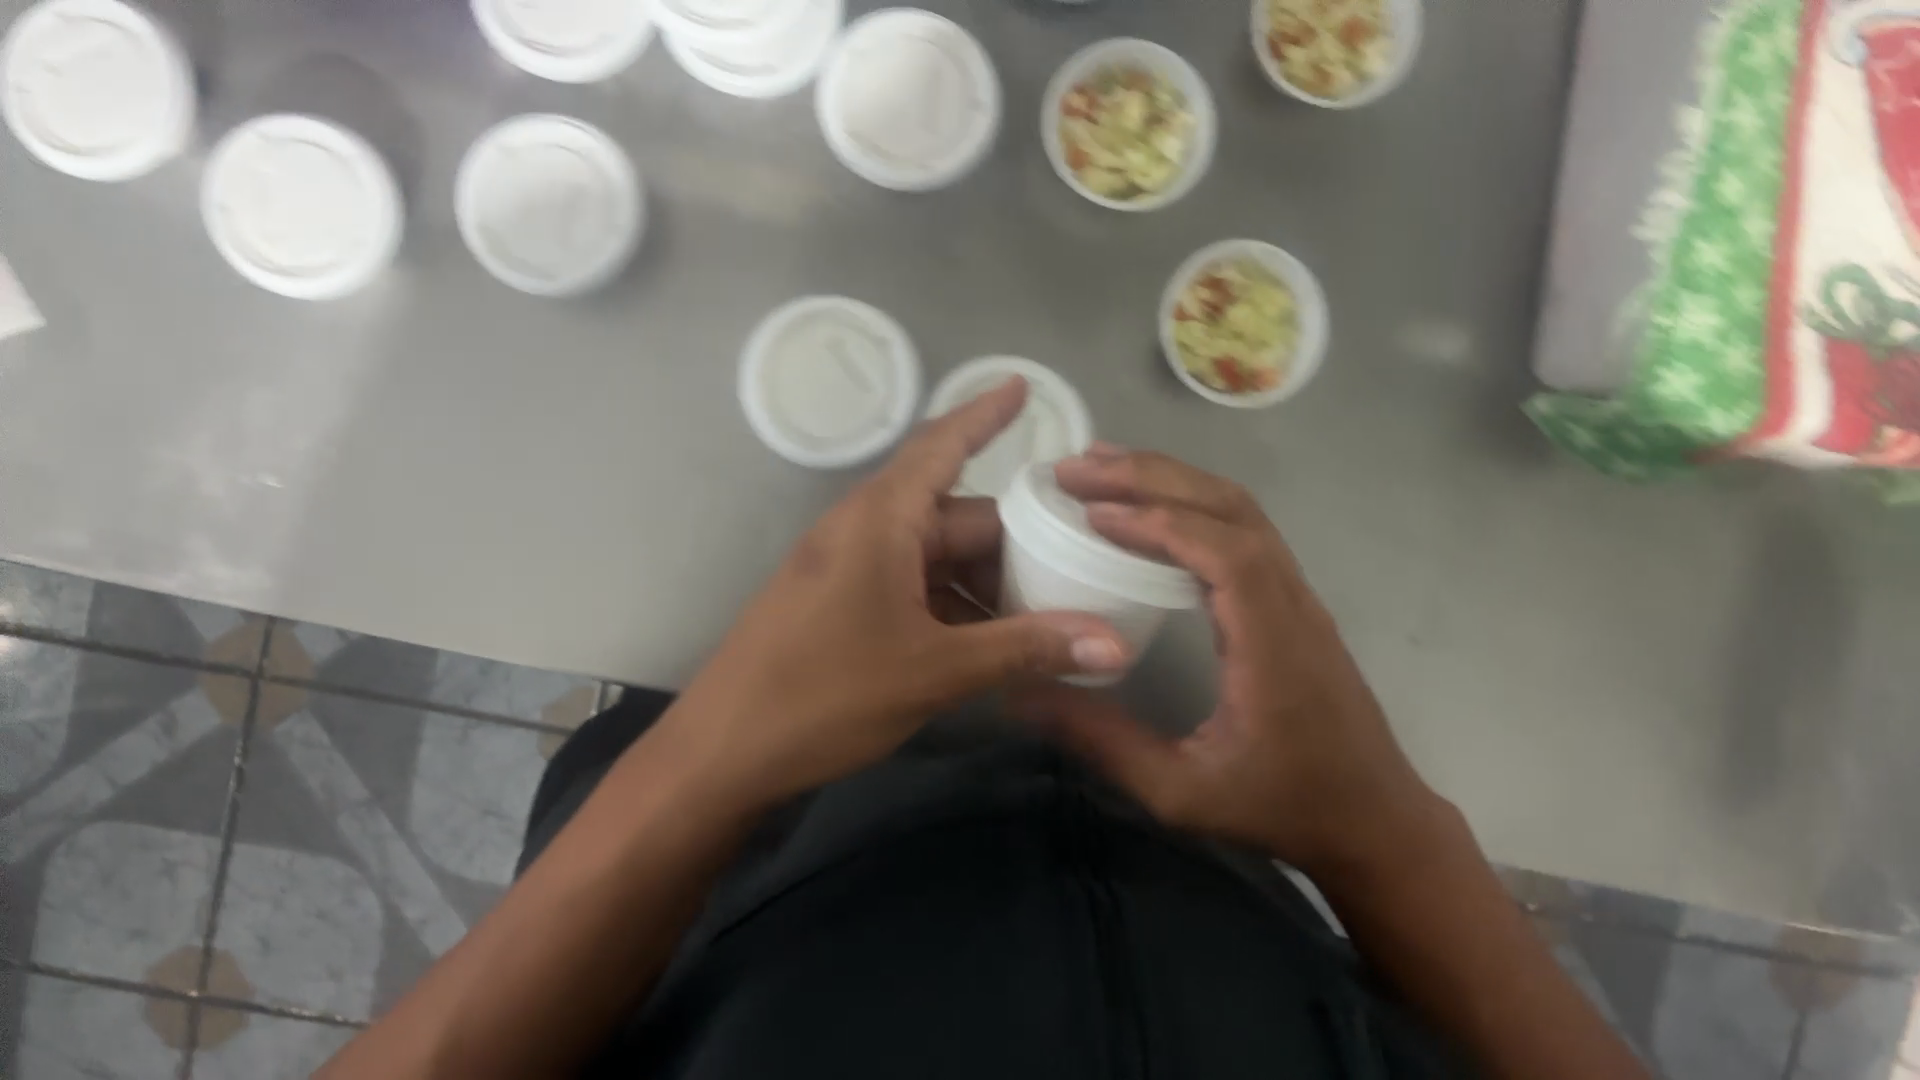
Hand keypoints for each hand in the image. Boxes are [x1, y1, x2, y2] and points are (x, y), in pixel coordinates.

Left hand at [657, 379, 1131, 809]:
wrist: (722, 754)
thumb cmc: (824, 694)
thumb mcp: (934, 670)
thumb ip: (1025, 650)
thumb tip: (1116, 644)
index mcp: (880, 519)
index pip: (941, 446)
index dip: (985, 414)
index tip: (1023, 386)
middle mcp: (864, 532)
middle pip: (954, 517)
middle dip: (1014, 543)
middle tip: (1078, 568)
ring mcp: (850, 571)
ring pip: (935, 559)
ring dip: (986, 585)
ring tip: (1048, 616)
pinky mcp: (842, 608)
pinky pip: (913, 590)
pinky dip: (955, 608)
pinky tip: (992, 644)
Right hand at [1014, 446, 1445, 874]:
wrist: (1374, 822)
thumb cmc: (1281, 809)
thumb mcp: (1179, 792)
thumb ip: (1102, 741)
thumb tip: (1024, 694)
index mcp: (1272, 645)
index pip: (1224, 552)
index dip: (1157, 521)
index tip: (1092, 511)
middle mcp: (1292, 604)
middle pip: (1232, 509)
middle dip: (1152, 477)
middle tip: (1077, 468)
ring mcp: (1298, 598)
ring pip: (1242, 511)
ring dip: (1173, 480)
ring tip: (1104, 469)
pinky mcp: (1293, 603)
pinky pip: (1245, 531)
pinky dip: (1192, 505)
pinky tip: (1148, 510)